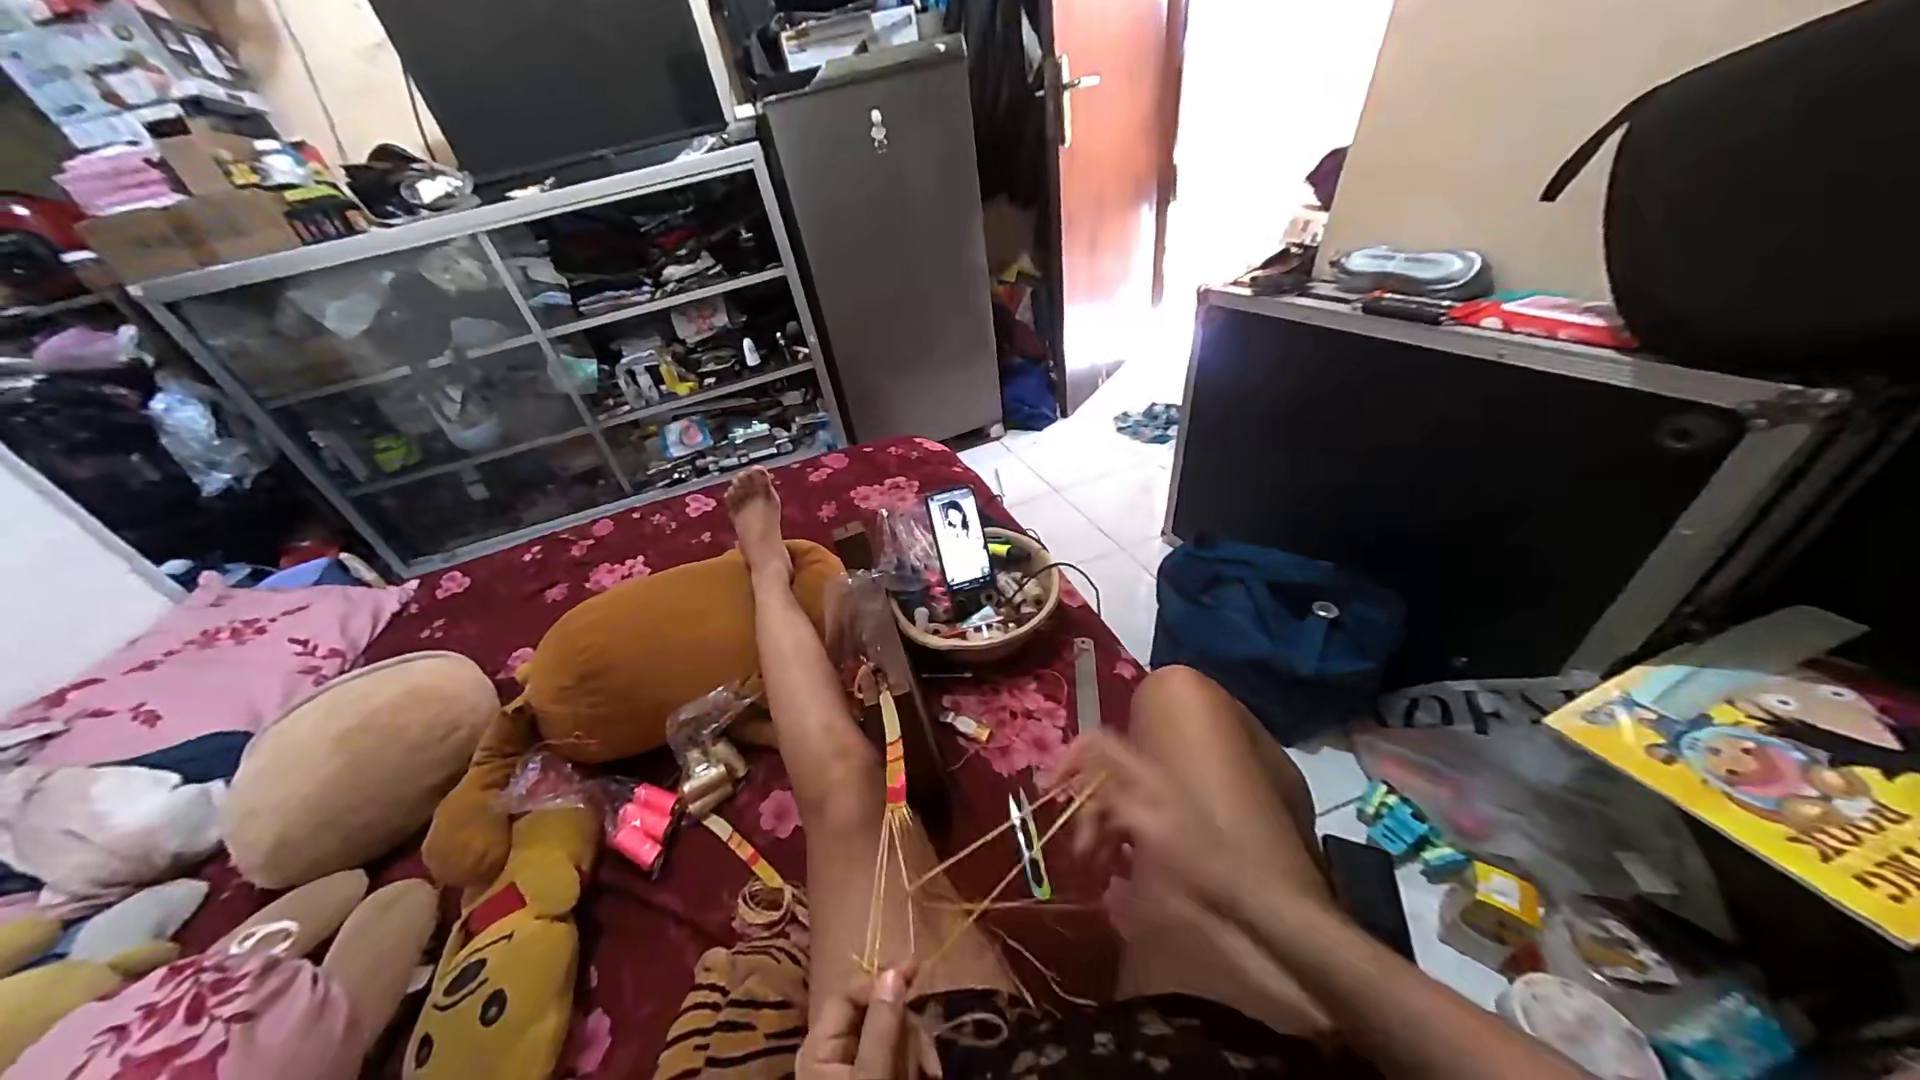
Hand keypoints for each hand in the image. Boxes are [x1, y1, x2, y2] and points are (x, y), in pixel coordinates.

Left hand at [798, 967, 941, 1078]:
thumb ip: (882, 1027)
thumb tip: (894, 972)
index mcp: (821, 1045)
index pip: (851, 990)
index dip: (882, 979)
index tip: (917, 973)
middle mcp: (836, 1050)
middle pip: (878, 1009)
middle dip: (907, 1029)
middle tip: (926, 1062)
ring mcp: (857, 1066)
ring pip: (895, 1030)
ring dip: (917, 1050)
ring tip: (928, 1077)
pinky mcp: (877, 1079)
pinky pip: (901, 1054)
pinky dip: (917, 1064)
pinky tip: (928, 1079)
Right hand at [1053, 732, 1310, 910]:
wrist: (1250, 891)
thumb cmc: (1200, 857)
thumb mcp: (1150, 826)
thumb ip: (1113, 796)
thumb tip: (1080, 772)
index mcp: (1145, 772)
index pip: (1097, 744)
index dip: (1069, 757)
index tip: (1049, 787)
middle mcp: (1150, 778)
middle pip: (1101, 779)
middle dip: (1083, 810)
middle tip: (1079, 850)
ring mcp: (1157, 801)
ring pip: (1111, 803)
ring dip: (1095, 830)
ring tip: (1095, 865)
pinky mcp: (1164, 825)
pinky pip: (1125, 822)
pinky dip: (1112, 840)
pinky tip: (1113, 866)